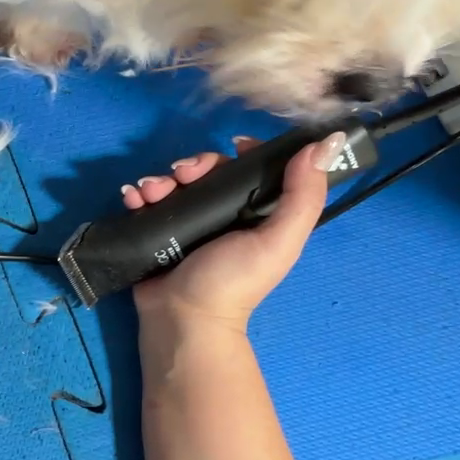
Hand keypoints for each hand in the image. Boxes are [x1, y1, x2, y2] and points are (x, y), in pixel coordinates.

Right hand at [125, 132, 344, 329]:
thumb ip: (303, 196)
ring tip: (150, 193)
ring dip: (159, 179)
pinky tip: (132, 199)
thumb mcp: (278, 240)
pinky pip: (146, 202)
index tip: (230, 147)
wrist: (181, 317)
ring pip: (174, 183)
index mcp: (257, 212)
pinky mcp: (156, 232)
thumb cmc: (233, 281)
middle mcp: (223, 214)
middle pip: (209, 171)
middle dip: (193, 165)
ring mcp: (187, 223)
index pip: (253, 169)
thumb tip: (326, 143)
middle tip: (182, 175)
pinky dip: (137, 194)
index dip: (244, 152)